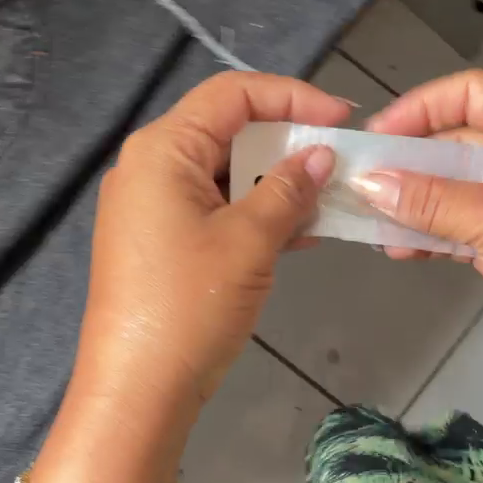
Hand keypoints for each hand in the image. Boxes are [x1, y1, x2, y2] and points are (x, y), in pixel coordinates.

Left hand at [71, 71, 349, 415]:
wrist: (139, 388)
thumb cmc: (191, 304)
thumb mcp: (249, 241)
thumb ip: (288, 190)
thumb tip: (321, 155)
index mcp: (163, 149)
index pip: (233, 94)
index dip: (293, 96)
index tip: (343, 119)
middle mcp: (150, 166)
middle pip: (228, 131)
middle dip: (287, 143)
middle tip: (337, 164)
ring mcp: (152, 207)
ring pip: (225, 174)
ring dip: (275, 183)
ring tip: (326, 201)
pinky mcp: (161, 243)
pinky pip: (215, 209)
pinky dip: (255, 213)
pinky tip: (298, 231)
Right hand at [354, 70, 482, 373]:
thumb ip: (431, 200)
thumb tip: (371, 183)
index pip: (473, 93)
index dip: (423, 107)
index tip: (381, 134)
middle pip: (455, 140)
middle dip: (410, 161)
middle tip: (364, 179)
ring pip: (450, 186)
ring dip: (412, 203)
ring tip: (373, 218)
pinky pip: (453, 224)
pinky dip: (426, 233)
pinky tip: (399, 246)